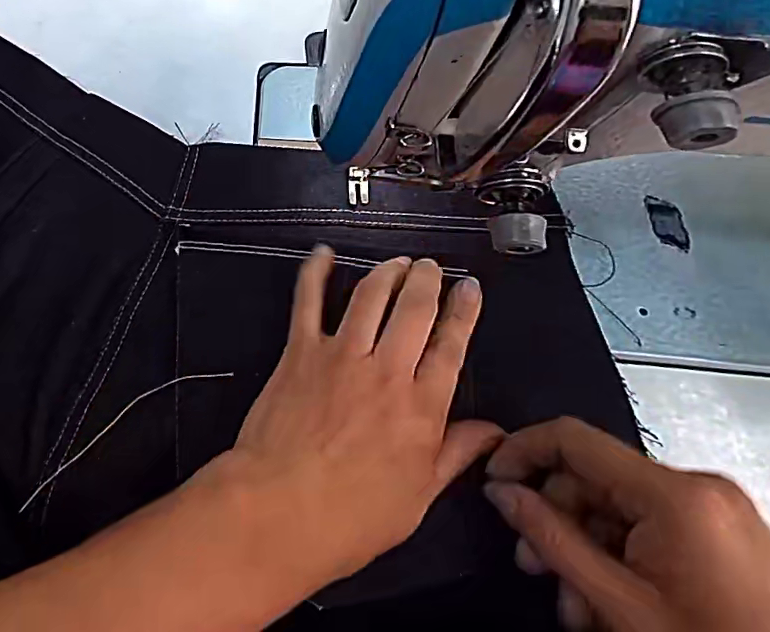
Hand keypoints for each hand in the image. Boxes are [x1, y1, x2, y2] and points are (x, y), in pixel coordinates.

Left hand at [192, 248, 502, 592]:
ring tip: (398, 263)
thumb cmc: (350, 517)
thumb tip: (493, 433)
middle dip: (428, 278)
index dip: (464, 310)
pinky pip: (309, 300)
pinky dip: (316, 272)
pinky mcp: (301, 350)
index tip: (469, 287)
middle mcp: (386, 370)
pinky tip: (324, 253)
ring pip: (372, 295)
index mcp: (420, 407)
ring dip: (389, 271)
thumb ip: (456, 454)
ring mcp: (342, 355)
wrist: (276, 514)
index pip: (451, 344)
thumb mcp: (417, 497)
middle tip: (431, 267)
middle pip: (416, 307)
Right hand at [484, 418, 769, 631]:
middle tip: (536, 561)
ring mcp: (718, 507)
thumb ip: (556, 543)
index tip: (497, 475)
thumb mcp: (625, 609)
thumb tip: (509, 497)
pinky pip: (655, 522)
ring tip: (581, 600)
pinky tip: (616, 598)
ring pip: (623, 503)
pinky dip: (625, 552)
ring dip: (589, 544)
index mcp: (676, 495)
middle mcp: (701, 487)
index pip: (575, 438)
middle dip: (558, 517)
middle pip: (597, 475)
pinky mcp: (727, 529)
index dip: (524, 450)